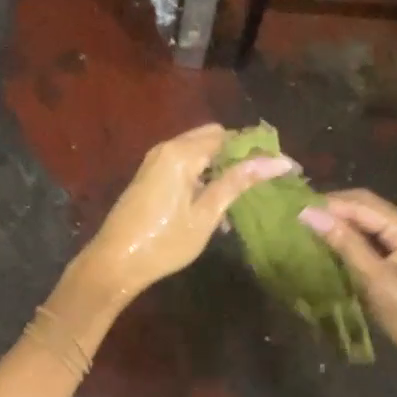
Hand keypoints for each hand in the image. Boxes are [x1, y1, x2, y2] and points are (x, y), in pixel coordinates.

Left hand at [70, 124, 295, 302]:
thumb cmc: (165, 241)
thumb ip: (237, 183)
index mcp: (181, 153)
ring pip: (199, 151)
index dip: (256, 149)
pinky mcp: (152, 174)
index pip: (227, 136)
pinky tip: (217, 205)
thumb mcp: (206, 214)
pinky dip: (203, 175)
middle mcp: (167, 147)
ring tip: (244, 199)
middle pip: (212, 138)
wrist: (115, 261)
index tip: (282, 167)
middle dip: (239, 156)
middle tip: (264, 182)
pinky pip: (185, 163)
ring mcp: (157, 160)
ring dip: (221, 168)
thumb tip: (276, 161)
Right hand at [299, 189, 396, 380]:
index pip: (362, 204)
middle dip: (336, 209)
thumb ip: (345, 244)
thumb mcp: (376, 283)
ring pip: (375, 220)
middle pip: (370, 206)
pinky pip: (384, 235)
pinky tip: (342, 244)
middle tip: (304, 218)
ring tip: (316, 229)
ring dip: (347, 222)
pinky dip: (361, 236)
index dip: (328, 203)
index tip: (296, 208)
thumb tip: (308, 213)